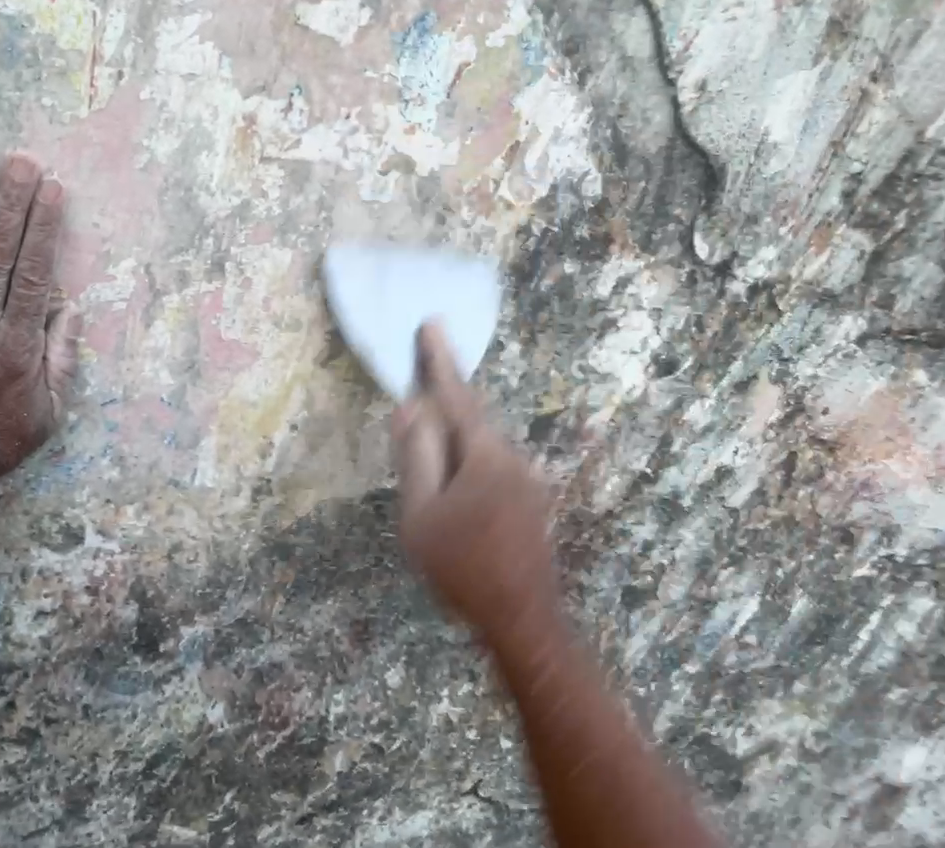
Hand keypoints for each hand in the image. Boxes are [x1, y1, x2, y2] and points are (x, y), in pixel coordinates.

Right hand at [393, 322, 560, 637]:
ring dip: (454, 438)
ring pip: (481, 446)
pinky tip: (454, 482)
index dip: (439, 362)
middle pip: (471, 420)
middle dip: (444, 400)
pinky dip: (468, 460)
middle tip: (420, 376)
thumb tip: (410, 407)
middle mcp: (516, 458)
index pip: (456, 398)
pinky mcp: (533, 501)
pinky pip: (493, 465)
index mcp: (486, 456)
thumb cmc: (461, 567)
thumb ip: (416, 456)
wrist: (522, 621)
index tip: (431, 324)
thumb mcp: (421, 513)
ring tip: (428, 450)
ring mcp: (530, 481)